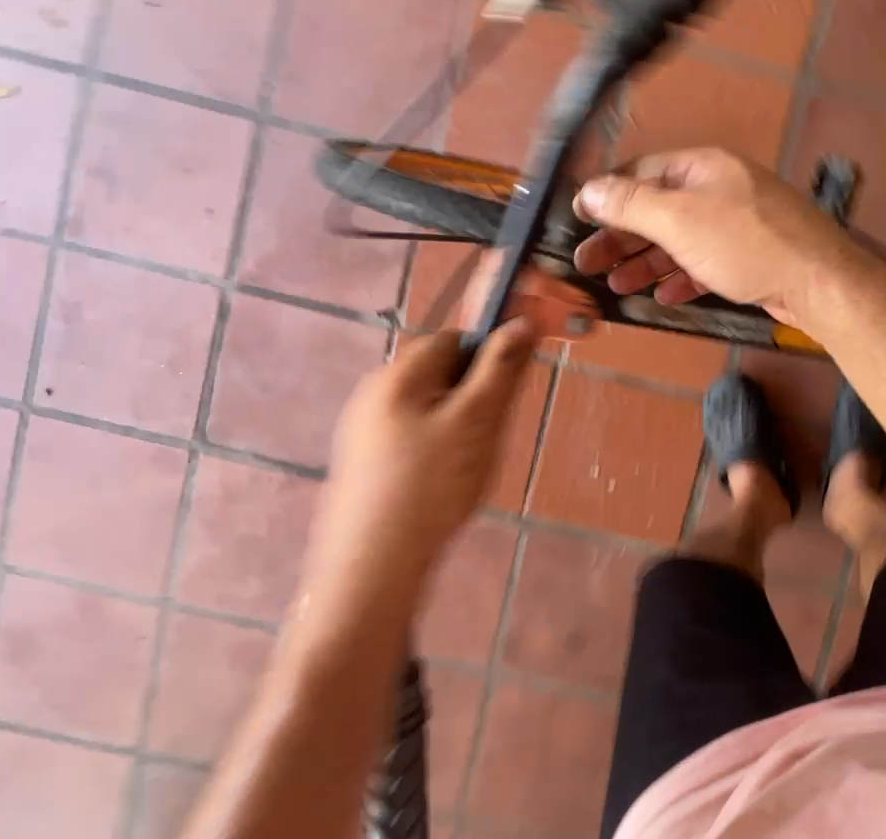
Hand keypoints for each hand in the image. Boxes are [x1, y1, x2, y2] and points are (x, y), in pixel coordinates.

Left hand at [306, 323, 537, 597]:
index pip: (453, 338)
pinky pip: (411, 435)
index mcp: (398, 374)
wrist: (372, 565)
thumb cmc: (432, 485)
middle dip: (473, 396)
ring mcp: (362, 428)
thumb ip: (502, 368)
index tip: (505, 395)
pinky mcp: (362, 461)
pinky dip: (436, 448)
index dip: (487, 358)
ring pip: (429, 406)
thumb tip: (523, 319)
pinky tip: (442, 483)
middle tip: (489, 436)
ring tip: (467, 466)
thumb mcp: (479, 420)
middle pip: (440, 372)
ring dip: (458, 424)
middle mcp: (373, 391)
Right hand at [571, 149, 860, 326]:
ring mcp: (738, 224)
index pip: (642, 173)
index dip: (607, 196)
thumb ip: (631, 204)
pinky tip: (664, 295)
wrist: (819, 282)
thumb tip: (588, 189)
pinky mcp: (751, 257)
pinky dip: (682, 277)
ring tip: (616, 285)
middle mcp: (721, 189)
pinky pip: (706, 263)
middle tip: (587, 264)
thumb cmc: (746, 244)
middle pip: (659, 209)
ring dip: (647, 262)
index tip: (577, 222)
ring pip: (681, 240)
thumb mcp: (680, 220)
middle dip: (622, 237)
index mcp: (703, 167)